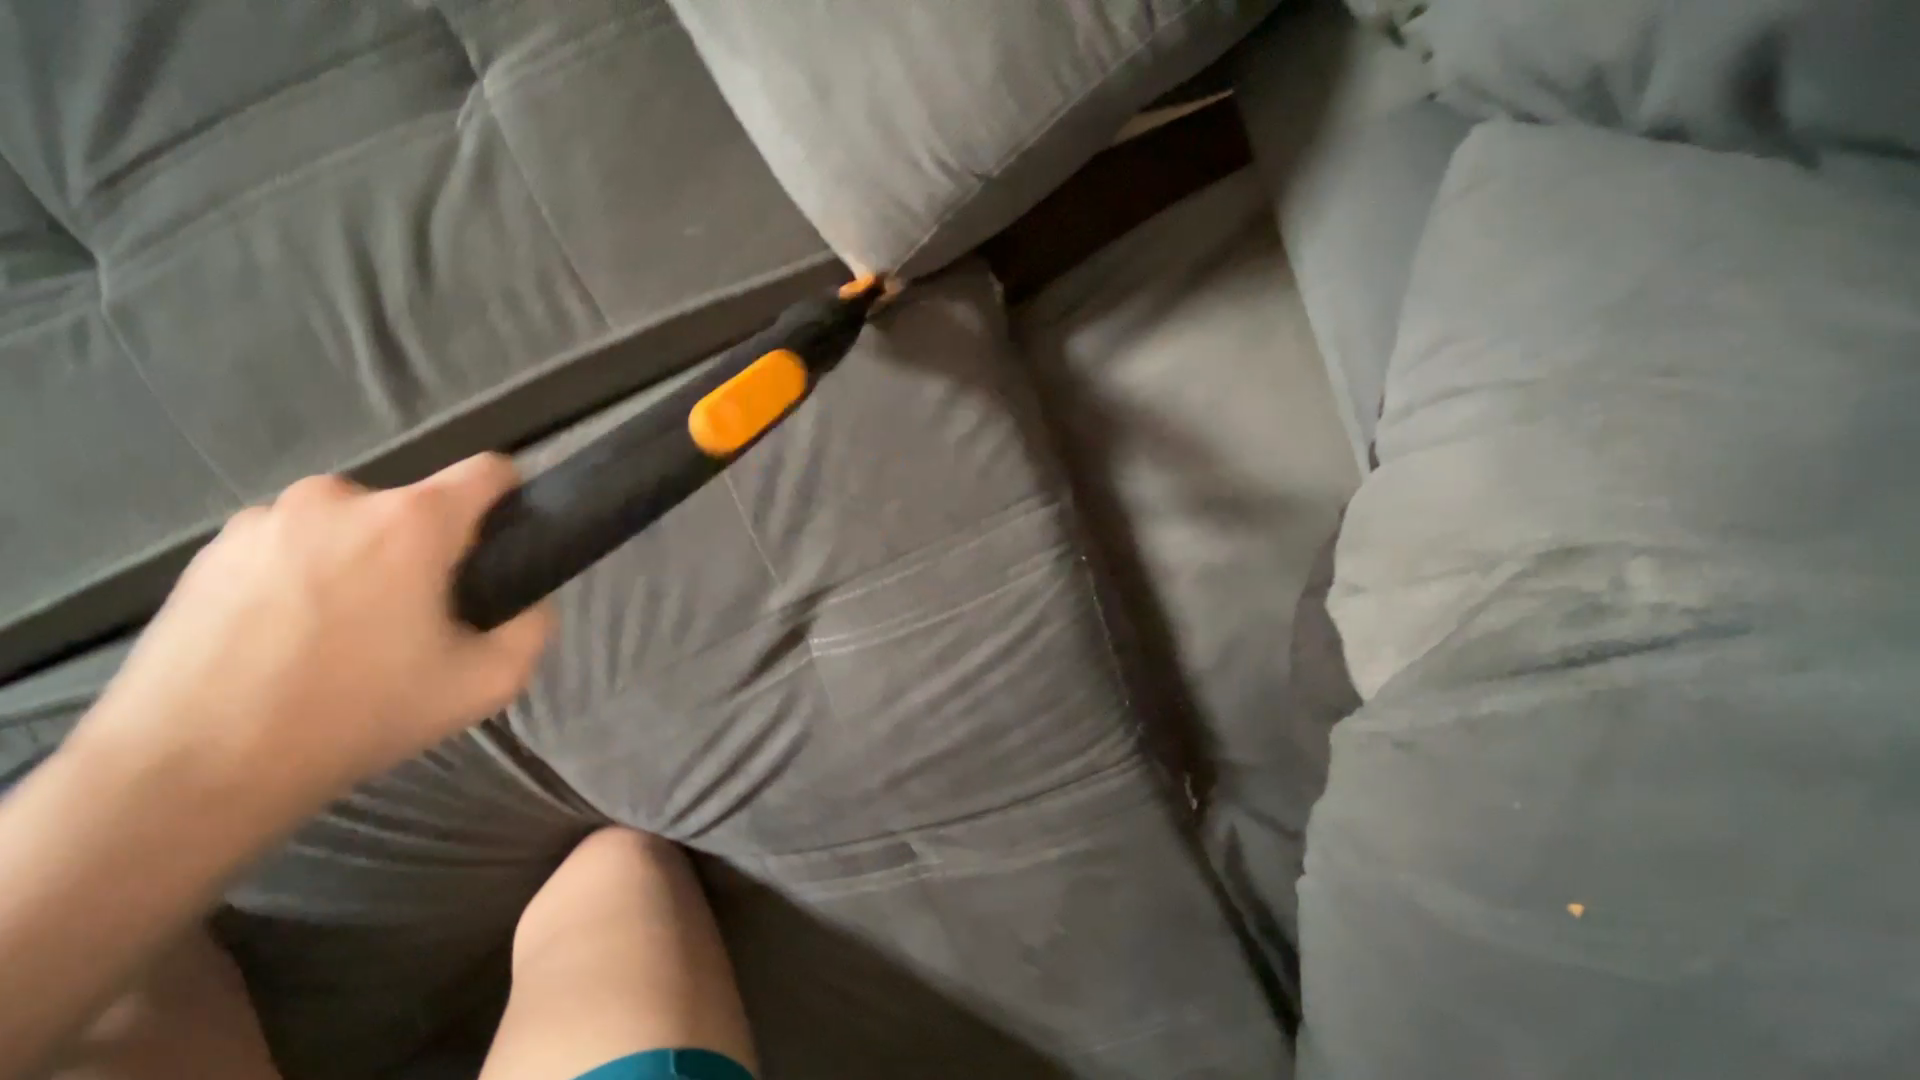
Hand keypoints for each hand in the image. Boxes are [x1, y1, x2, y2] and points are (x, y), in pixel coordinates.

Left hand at [74, 454, 553, 818]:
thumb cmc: (357, 715)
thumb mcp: (485, 685)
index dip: (509, 501)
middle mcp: (338, 497)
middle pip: (413, 508)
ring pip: (348, 528)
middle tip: (412, 622)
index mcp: (411, 521)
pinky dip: (302, 578)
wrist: (195, 765)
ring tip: (339, 636)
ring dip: (361, 563)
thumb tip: (527, 600)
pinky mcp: (211, 549)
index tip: (502, 548)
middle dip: (426, 551)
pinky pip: (289, 547)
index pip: (488, 471)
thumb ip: (531, 627)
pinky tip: (284, 640)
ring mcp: (265, 519)